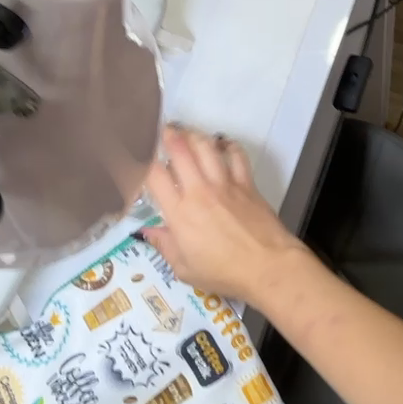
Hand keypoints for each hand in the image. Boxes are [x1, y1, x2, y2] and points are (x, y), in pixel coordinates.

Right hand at [140, 125, 308, 303]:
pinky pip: (236, 156)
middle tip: (162, 130)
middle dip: (168, 135)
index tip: (134, 153)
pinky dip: (228, 146)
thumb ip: (165, 246)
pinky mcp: (247, 183)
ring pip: (207, 147)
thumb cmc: (224, 272)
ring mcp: (226, 184)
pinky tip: (222, 144)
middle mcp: (200, 191)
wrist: (268, 266)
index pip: (153, 175)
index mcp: (180, 212)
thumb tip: (147, 231)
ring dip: (194, 135)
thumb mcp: (185, 269)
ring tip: (186, 133)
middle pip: (181, 150)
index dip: (140, 160)